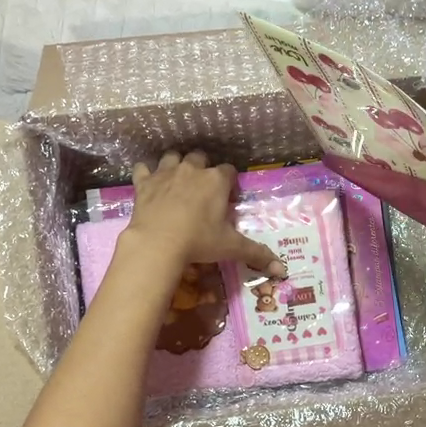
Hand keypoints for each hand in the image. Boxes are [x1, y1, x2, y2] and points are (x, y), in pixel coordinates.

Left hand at [124, 151, 285, 277]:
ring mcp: (166, 173)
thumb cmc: (199, 241)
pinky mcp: (144, 182)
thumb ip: (256, 253)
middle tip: (202, 190)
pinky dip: (145, 173)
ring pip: (172, 157)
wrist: (159, 242)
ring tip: (176, 181)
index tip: (227, 198)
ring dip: (175, 165)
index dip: (229, 183)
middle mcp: (192, 169)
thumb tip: (282, 270)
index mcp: (216, 180)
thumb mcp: (231, 247)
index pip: (229, 172)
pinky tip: (148, 182)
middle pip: (200, 157)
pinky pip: (143, 168)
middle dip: (202, 168)